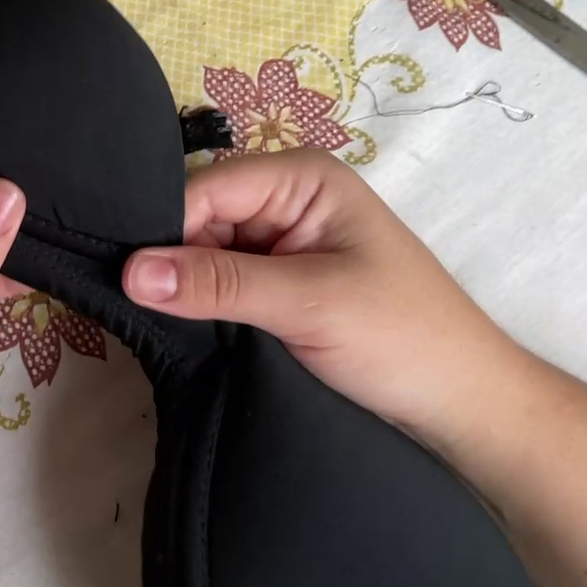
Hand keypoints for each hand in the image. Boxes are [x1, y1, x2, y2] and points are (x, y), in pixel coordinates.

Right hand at [120, 149, 525, 438]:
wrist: (467, 409)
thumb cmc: (404, 339)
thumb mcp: (307, 304)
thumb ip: (217, 284)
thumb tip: (129, 272)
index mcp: (301, 177)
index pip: (206, 188)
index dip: (162, 227)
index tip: (120, 273)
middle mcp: (284, 198)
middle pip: (198, 214)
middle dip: (167, 256)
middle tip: (123, 298)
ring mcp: (278, 240)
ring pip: (201, 249)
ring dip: (180, 282)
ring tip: (141, 312)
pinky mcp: (274, 281)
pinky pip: (216, 279)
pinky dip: (196, 300)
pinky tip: (172, 318)